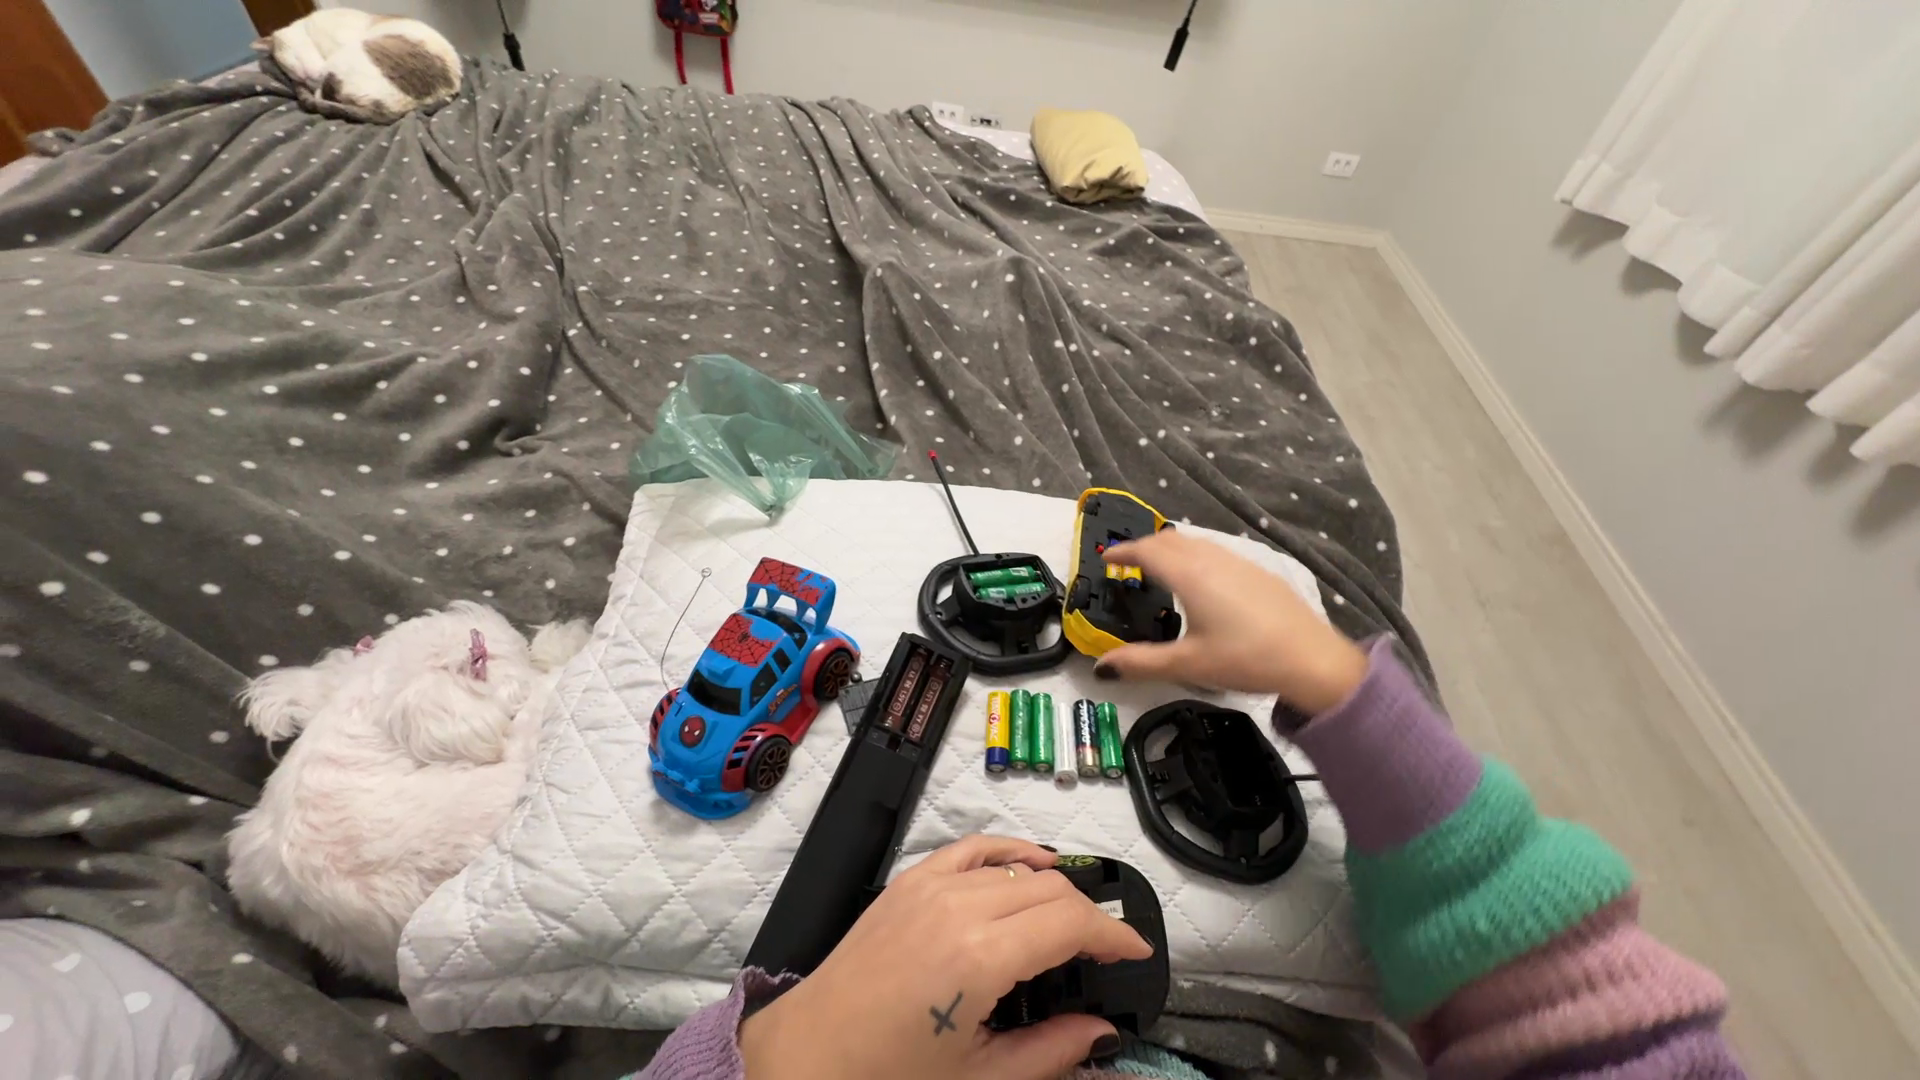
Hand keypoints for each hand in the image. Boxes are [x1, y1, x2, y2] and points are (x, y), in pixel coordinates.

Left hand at [739, 836, 1151, 1079]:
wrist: (808, 1056)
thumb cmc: (890, 1077)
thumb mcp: (981, 1079)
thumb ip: (1052, 1052)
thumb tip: (1101, 1032)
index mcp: (980, 956)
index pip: (1068, 923)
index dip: (1112, 935)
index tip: (1135, 952)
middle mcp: (959, 905)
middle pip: (1049, 889)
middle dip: (1088, 916)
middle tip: (1105, 950)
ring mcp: (931, 884)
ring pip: (1016, 866)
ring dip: (1054, 887)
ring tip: (1074, 919)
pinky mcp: (911, 879)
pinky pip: (972, 848)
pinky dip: (1009, 849)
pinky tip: (1032, 862)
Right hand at [1096, 529, 1367, 713]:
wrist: (1313, 660)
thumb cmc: (1245, 659)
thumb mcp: (1188, 665)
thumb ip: (1141, 662)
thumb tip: (1101, 665)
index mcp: (1190, 576)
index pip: (1147, 551)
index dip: (1122, 551)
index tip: (1105, 558)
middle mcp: (1213, 561)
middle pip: (1170, 540)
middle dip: (1144, 546)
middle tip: (1127, 563)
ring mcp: (1240, 564)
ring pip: (1196, 543)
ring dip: (1170, 549)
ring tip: (1159, 568)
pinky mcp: (1260, 573)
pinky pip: (1217, 552)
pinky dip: (1195, 556)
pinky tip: (1201, 581)